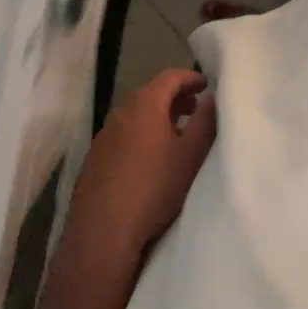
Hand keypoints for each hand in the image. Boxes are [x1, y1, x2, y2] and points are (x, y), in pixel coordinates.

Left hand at [69, 68, 217, 254]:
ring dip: (157, 116)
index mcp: (144, 105)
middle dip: (174, 97)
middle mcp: (120, 112)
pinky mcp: (95, 158)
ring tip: (175, 134)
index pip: (169, 77)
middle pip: (150, 93)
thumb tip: (212, 98)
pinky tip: (148, 158)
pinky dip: (140, 133)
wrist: (102, 232)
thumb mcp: (189, 156)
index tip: (206, 85)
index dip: (189, 77)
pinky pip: (123, 134)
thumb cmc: (153, 188)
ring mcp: (104, 135)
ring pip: (135, 115)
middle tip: (194, 109)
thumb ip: (204, 123)